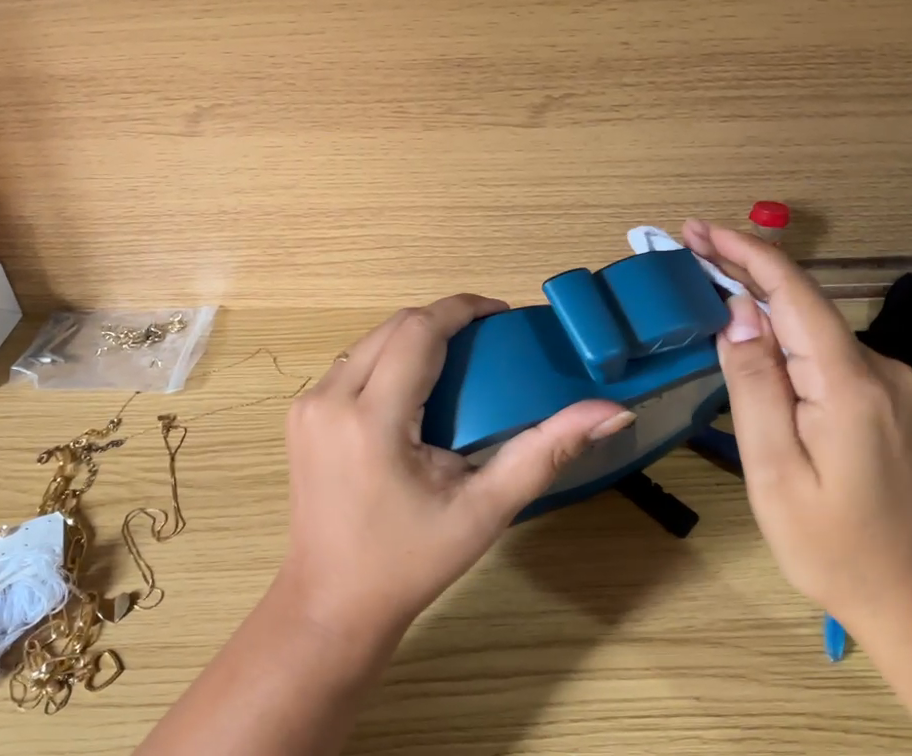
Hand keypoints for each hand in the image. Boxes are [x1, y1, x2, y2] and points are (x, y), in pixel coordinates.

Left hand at [276, 294, 633, 636]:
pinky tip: (418, 389)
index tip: (502, 314)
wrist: (332, 603)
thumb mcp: (484, 509)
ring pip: (369, 341)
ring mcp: (308, 405)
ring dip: (414, 338)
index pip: (418, 331)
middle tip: (489, 341)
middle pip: (393, 328)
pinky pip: (351, 364)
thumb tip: (610, 411)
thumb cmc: (410, 561)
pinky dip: (388, 360)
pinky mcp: (300, 414)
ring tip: (460, 361)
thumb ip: (546, 452)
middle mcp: (329, 399)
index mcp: (371, 419)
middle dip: (442, 322)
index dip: (462, 309)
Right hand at [681, 219, 911, 626]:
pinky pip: (828, 353)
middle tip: (691, 247)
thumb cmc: (831, 544)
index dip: (744, 251)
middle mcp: (879, 369)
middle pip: (803, 303)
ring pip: (814, 328)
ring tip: (711, 287)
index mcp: (849, 382)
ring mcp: (890, 384)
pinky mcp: (889, 400)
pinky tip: (756, 340)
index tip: (698, 229)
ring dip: (763, 304)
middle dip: (745, 270)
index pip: (792, 292)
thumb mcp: (774, 470)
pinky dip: (787, 336)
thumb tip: (737, 314)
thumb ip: (755, 385)